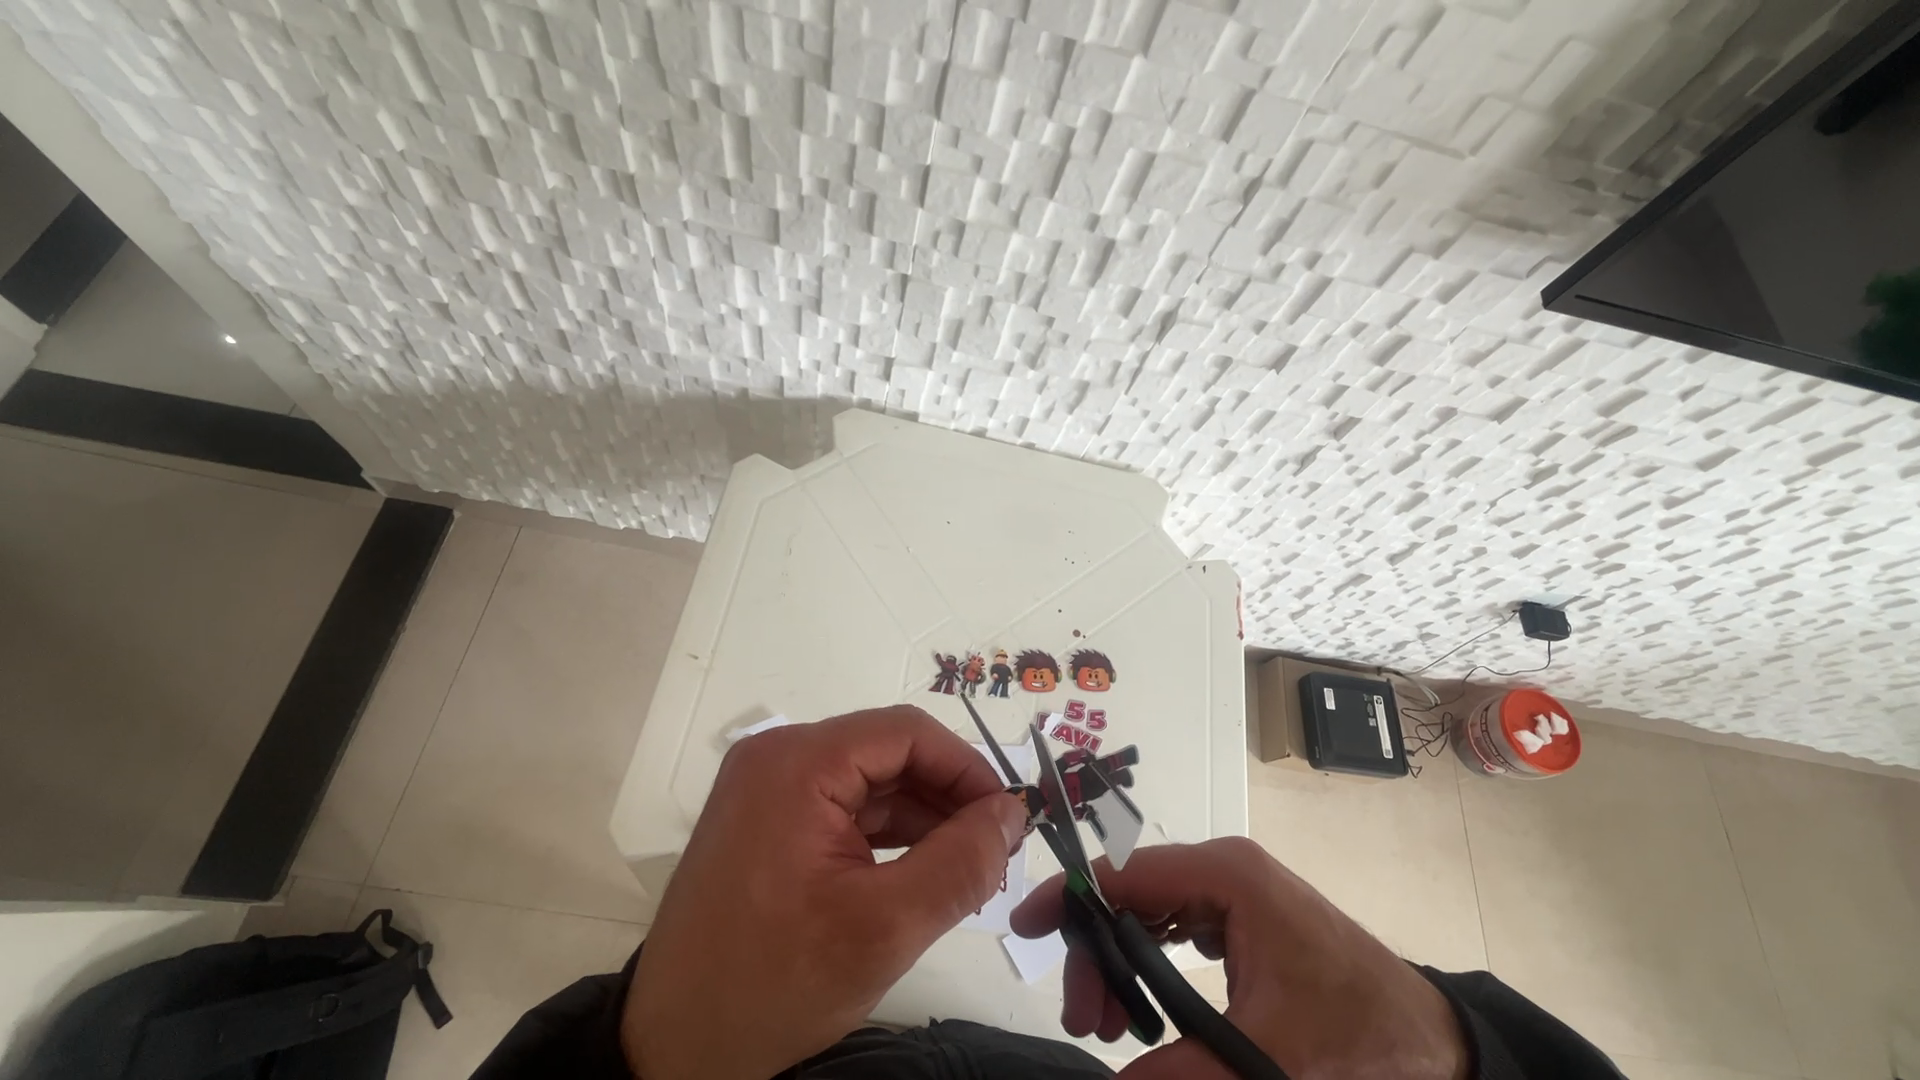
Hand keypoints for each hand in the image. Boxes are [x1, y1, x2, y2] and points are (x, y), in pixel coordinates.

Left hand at [622, 706, 1027, 1079]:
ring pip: (870, 782)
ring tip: (968, 869)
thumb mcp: (884, 928)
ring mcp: (768, 789)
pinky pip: (844, 808)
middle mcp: (778, 758)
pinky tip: (923, 871)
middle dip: (948, 797)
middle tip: (995, 851)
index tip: (1008, 818)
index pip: (906, 733)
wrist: (673, 1045)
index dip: (966, 768)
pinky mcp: (768, 821)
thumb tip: (1012, 812)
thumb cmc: (775, 982)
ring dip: (923, 818)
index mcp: (798, 764)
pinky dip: (888, 834)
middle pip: (888, 753)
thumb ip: (961, 864)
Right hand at [1010, 838, 1468, 1079]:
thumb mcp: (1267, 1060)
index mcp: (1226, 876)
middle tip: (1087, 1024)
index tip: (1026, 929)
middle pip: (1129, 893)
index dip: (1070, 898)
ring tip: (1107, 1026)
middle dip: (1096, 953)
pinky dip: (1144, 958)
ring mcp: (1232, 888)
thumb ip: (1183, 1072)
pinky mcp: (1239, 913)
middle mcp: (1222, 868)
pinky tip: (1140, 1007)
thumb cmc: (1356, 1034)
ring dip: (1117, 960)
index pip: (1125, 873)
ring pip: (1145, 909)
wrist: (1433, 1042)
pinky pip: (1171, 922)